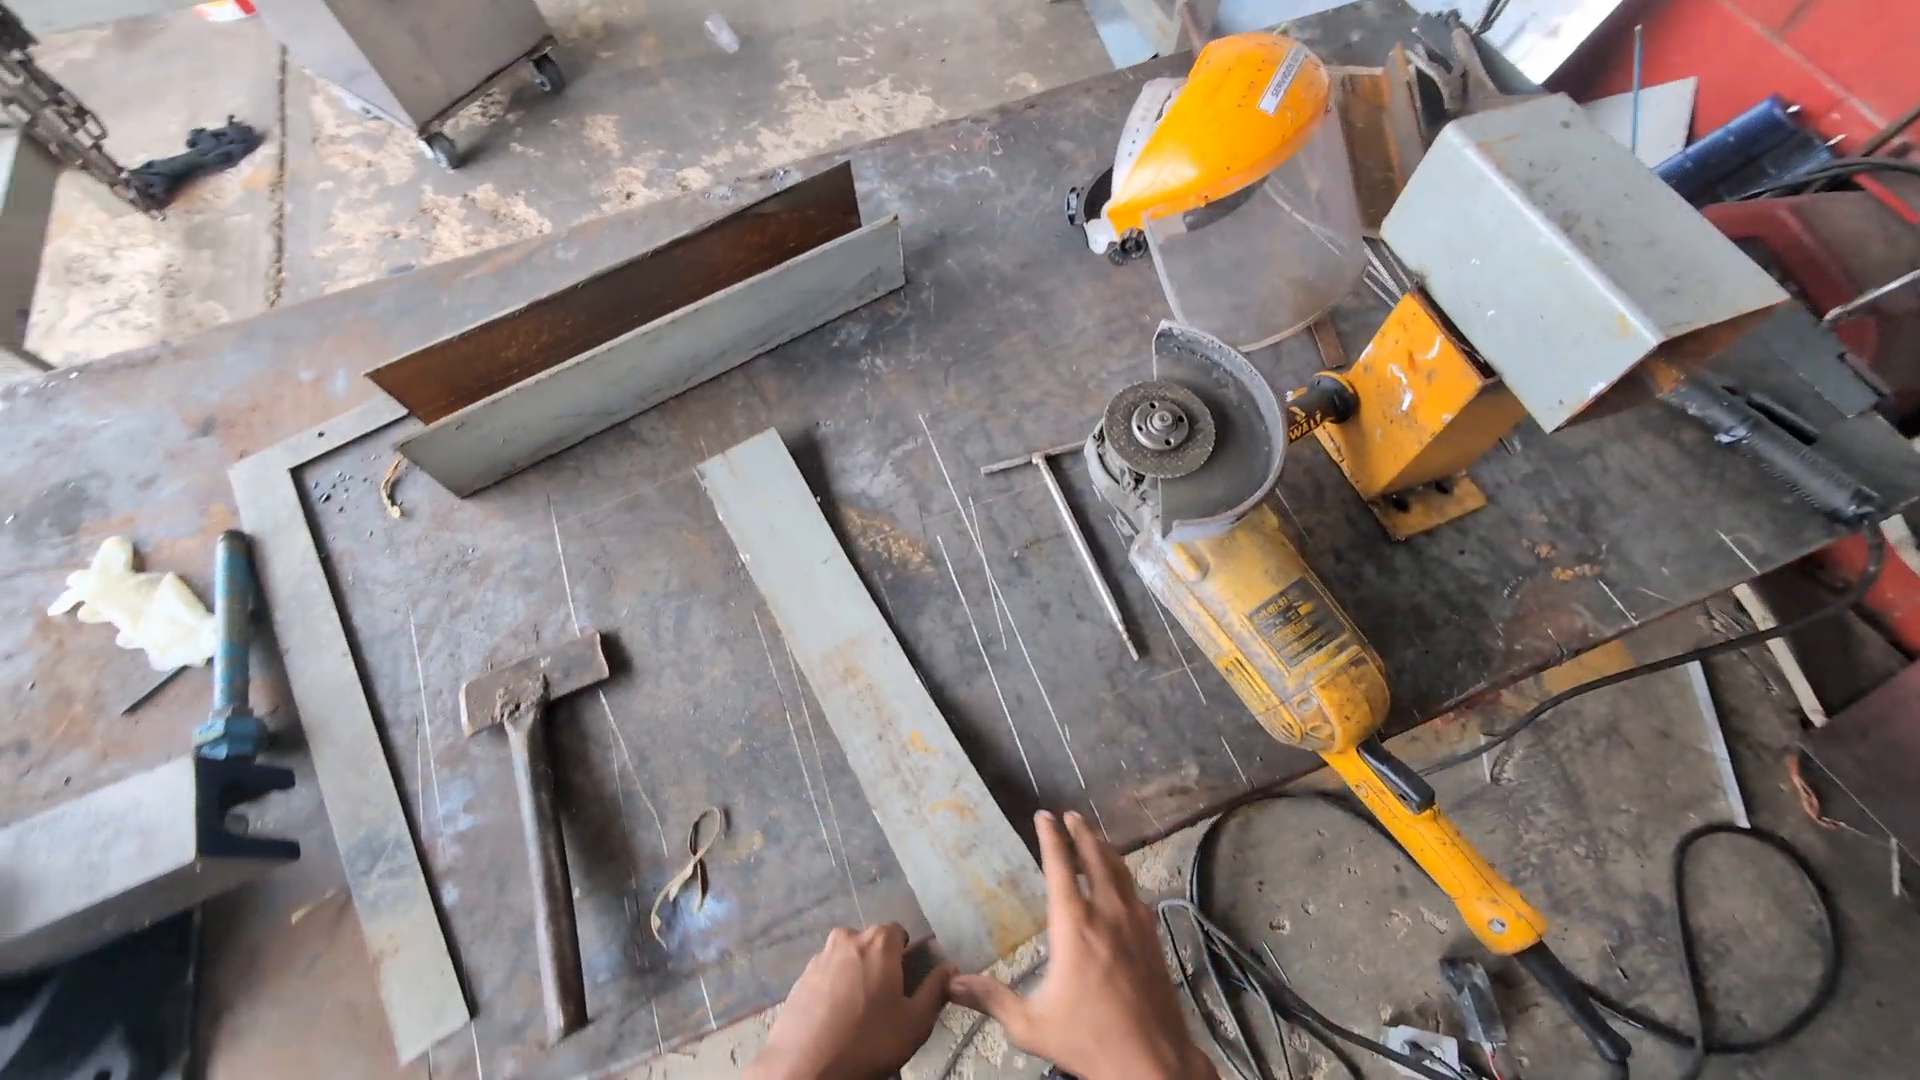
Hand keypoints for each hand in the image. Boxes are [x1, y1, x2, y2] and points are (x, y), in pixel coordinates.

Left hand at [747, 923, 953, 1079]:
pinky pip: (825, 977)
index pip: (898, 933)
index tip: (903, 985)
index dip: (904, 957)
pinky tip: (833, 1020)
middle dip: (878, 967)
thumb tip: (950, 967)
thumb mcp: (914, 1023)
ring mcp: (819, 957)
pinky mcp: (799, 979)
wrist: (804, 1068)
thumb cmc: (867, 1042)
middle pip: (871, 946)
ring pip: (847, 960)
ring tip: (856, 1015)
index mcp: (878, 941)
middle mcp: (847, 938)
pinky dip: (832, 991)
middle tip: (882, 1003)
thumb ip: (935, 990)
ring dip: (854, 978)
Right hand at [949, 810, 1208, 1078]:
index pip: (1061, 866)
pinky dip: (1125, 876)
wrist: (1152, 1063)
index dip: (1051, 837)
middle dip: (1082, 832)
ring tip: (1095, 838)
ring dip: (1105, 849)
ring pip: (1121, 872)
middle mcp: (1107, 913)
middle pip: (1095, 858)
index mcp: (1074, 924)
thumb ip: (991, 999)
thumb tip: (950, 984)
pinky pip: (1137, 893)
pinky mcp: (1154, 939)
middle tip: (1071, 814)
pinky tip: (1122, 884)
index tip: (1044, 815)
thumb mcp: (1031, 1024)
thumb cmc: (1088, 1039)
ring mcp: (1135, 924)